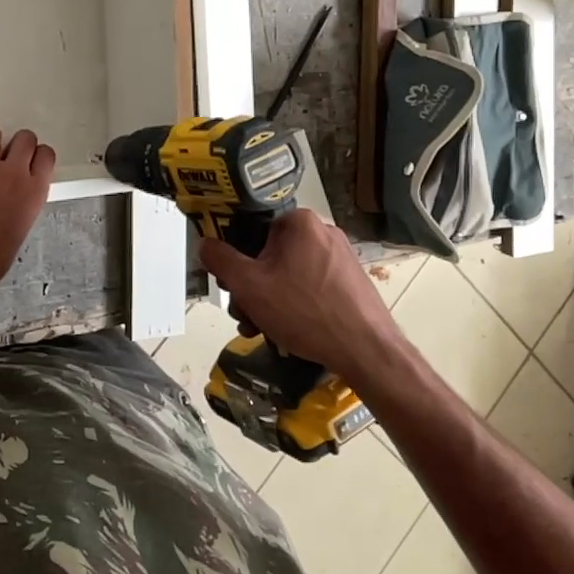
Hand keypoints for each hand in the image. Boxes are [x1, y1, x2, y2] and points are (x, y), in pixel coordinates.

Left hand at [0, 126, 55, 293]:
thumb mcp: (20, 229)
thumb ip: (22, 204)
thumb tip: (14, 199)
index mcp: (33, 191)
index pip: (46, 155)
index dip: (38, 154)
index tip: (32, 157)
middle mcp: (12, 173)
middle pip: (24, 138)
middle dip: (17, 143)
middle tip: (8, 152)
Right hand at [198, 209, 408, 387]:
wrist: (368, 352)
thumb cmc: (304, 311)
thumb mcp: (248, 285)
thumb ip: (219, 259)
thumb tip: (205, 245)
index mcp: (299, 221)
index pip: (250, 229)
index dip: (232, 256)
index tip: (228, 284)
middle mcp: (323, 232)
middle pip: (268, 254)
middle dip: (250, 286)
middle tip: (243, 312)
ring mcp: (340, 258)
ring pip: (287, 274)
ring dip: (267, 299)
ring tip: (260, 327)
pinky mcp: (351, 283)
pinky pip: (309, 287)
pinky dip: (292, 305)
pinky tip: (285, 330)